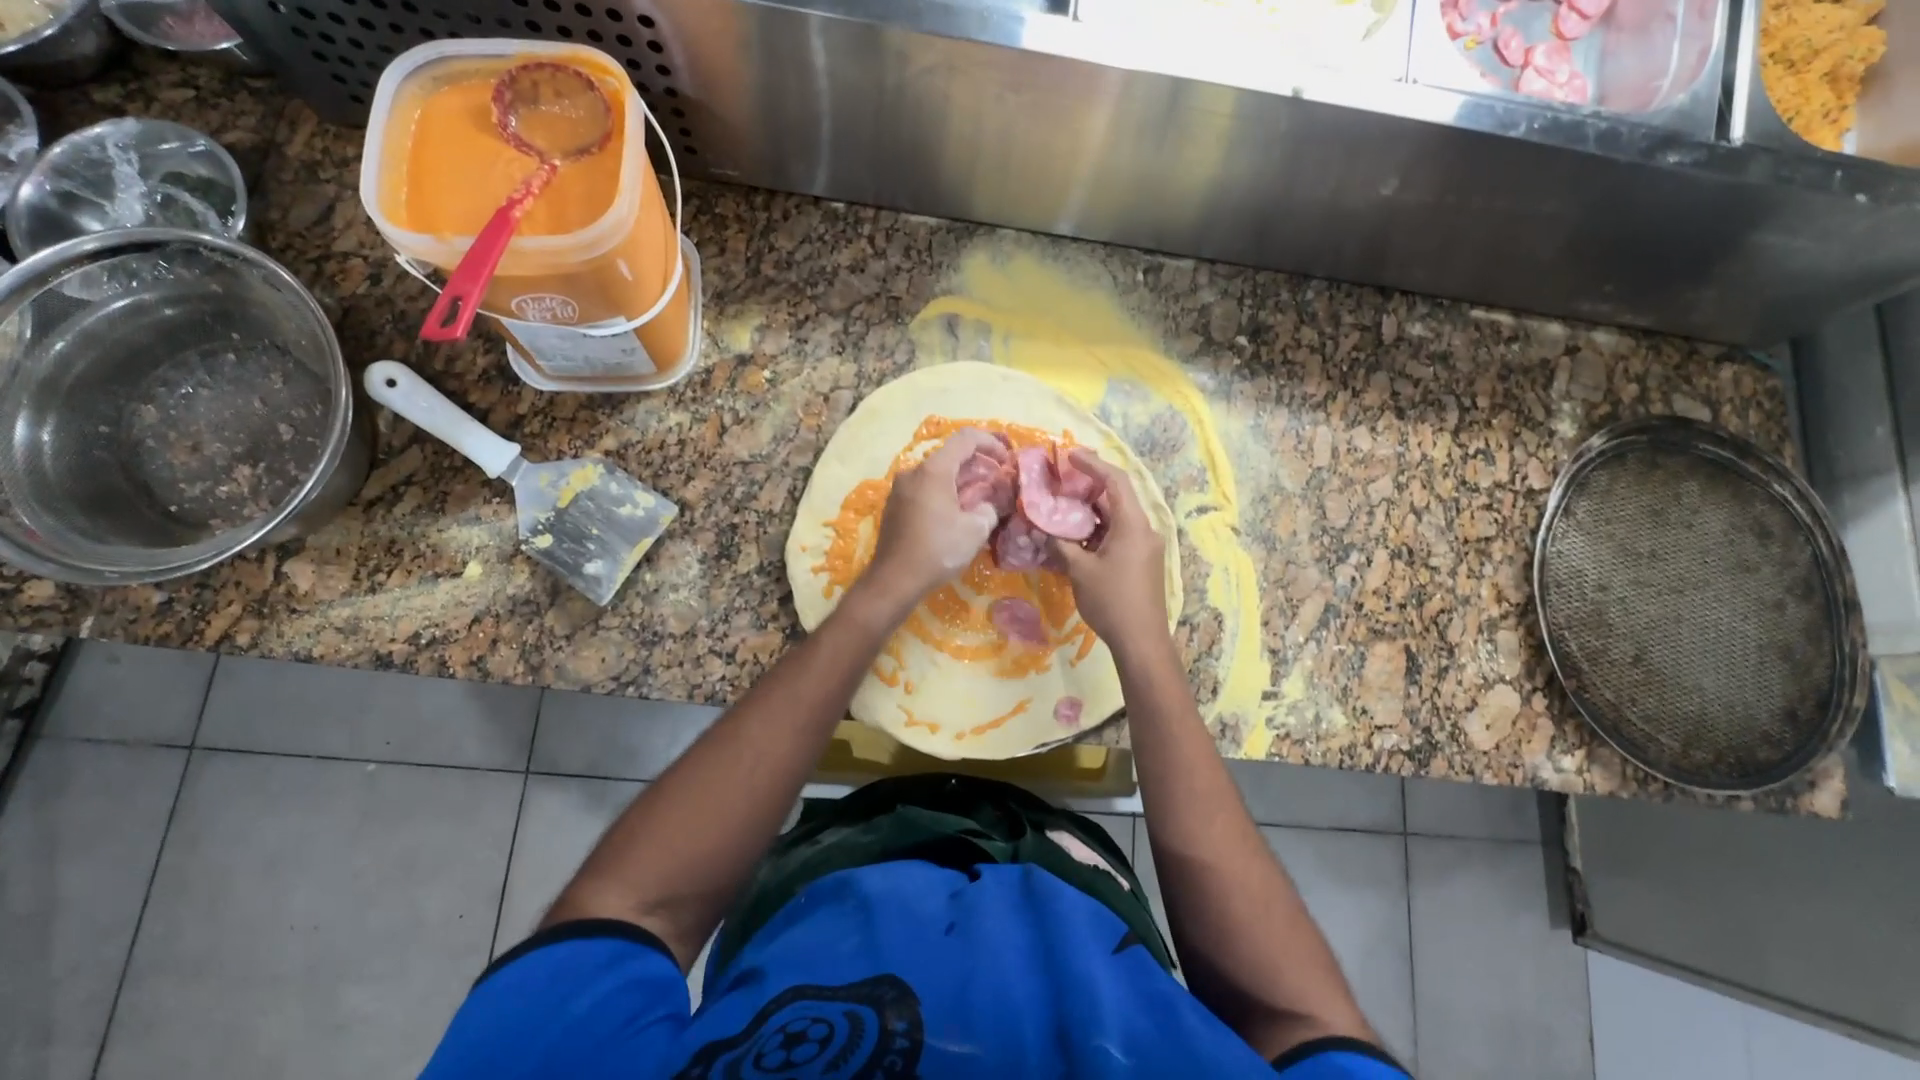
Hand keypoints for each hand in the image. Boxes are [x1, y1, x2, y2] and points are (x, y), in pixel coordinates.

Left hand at [861, 427, 1007, 608]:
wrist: (894, 580)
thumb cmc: (937, 550)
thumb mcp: (975, 530)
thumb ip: (989, 508)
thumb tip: (988, 505)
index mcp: (933, 470)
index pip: (966, 438)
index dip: (991, 443)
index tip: (1007, 460)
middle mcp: (913, 473)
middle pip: (950, 456)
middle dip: (978, 466)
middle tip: (998, 483)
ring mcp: (900, 490)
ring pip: (937, 475)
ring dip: (961, 482)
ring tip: (980, 501)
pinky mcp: (895, 507)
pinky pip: (925, 490)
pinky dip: (944, 494)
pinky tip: (956, 515)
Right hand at [1047, 448, 1170, 654]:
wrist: (1141, 640)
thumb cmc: (1111, 601)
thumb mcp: (1080, 571)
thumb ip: (1061, 545)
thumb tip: (1044, 530)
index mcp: (1133, 524)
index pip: (1115, 481)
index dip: (1093, 464)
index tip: (1070, 456)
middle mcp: (1144, 530)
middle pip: (1117, 498)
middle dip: (1088, 488)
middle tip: (1060, 482)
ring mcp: (1146, 546)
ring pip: (1117, 518)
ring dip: (1091, 512)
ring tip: (1062, 508)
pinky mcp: (1142, 562)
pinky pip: (1120, 535)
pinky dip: (1098, 530)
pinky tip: (1075, 536)